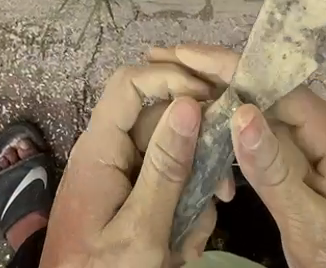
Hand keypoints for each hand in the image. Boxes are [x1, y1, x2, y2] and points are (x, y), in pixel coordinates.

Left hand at [41, 62, 219, 267]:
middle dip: (195, 152)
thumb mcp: (141, 230)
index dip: (170, 79)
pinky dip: (180, 212)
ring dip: (191, 193)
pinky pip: (160, 185)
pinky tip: (185, 247)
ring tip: (195, 237)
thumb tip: (189, 103)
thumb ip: (166, 168)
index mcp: (99, 146)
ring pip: (166, 156)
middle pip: (157, 121)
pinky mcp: (125, 197)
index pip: (130, 82)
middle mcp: (106, 150)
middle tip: (226, 190)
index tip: (211, 99)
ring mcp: (116, 174)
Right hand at [147, 45, 325, 267]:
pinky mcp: (313, 159)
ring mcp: (322, 142)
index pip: (274, 83)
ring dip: (220, 90)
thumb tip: (238, 110)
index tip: (182, 53)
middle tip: (163, 57)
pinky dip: (234, 120)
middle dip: (214, 69)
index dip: (226, 64)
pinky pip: (270, 129)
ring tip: (173, 77)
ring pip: (264, 105)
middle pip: (266, 85)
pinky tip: (204, 115)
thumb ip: (274, 171)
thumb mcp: (311, 227)